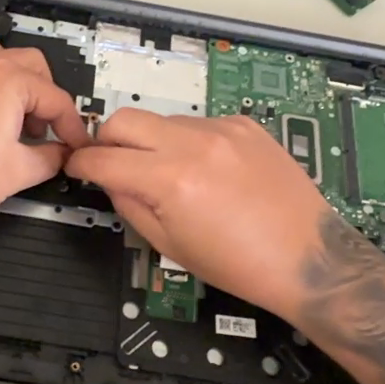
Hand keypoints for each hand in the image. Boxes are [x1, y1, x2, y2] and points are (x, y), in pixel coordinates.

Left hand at [0, 39, 91, 245]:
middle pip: (30, 65)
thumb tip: (60, 155)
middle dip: (46, 98)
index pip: (57, 98)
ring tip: (15, 114)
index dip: (72, 126)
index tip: (76, 146)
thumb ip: (50, 158)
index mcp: (7, 82)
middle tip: (47, 134)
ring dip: (12, 78)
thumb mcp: (18, 173)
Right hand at [64, 110, 347, 321]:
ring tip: (168, 174)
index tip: (76, 167)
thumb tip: (110, 181)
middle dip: (107, 141)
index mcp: (172, 181)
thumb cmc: (241, 263)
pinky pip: (198, 122)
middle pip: (124, 120)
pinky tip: (205, 169)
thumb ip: (130, 206)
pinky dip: (188, 141)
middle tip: (112, 164)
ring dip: (151, 141)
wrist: (307, 258)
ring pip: (162, 119)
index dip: (81, 164)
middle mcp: (195, 144)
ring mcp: (223, 129)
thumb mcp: (170, 246)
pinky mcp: (245, 125)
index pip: (104, 159)